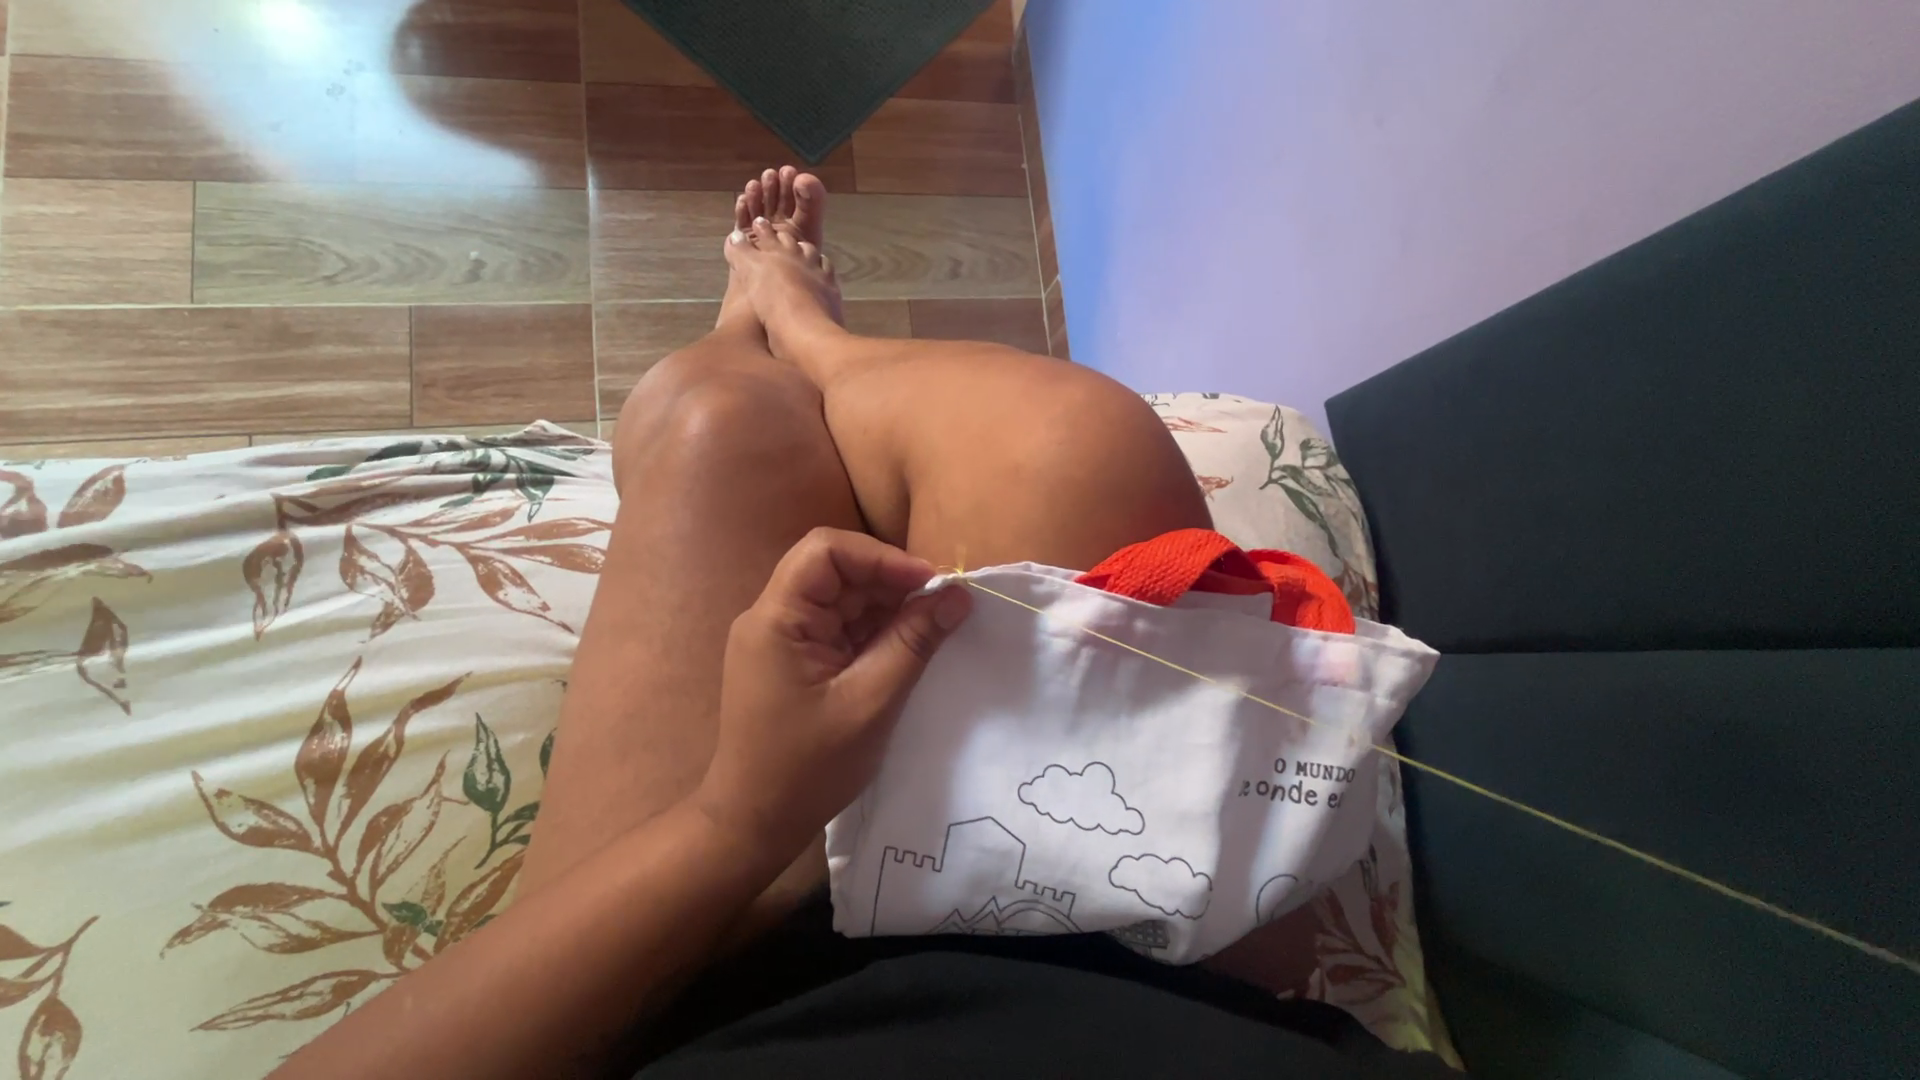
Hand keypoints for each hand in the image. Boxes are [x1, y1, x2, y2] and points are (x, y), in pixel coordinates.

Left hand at [694, 528, 971, 862]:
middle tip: (941, 607)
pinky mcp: (796, 660)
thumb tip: (958, 596)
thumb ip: (914, 642)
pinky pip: (840, 627)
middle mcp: (774, 618)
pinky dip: (875, 631)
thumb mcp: (871, 702)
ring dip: (887, 607)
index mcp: (777, 619)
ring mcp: (783, 639)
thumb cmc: (808, 767)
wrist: (755, 823)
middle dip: (891, 582)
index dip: (882, 558)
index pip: (827, 551)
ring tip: (931, 629)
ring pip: (842, 599)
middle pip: (836, 571)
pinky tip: (906, 647)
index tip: (930, 583)